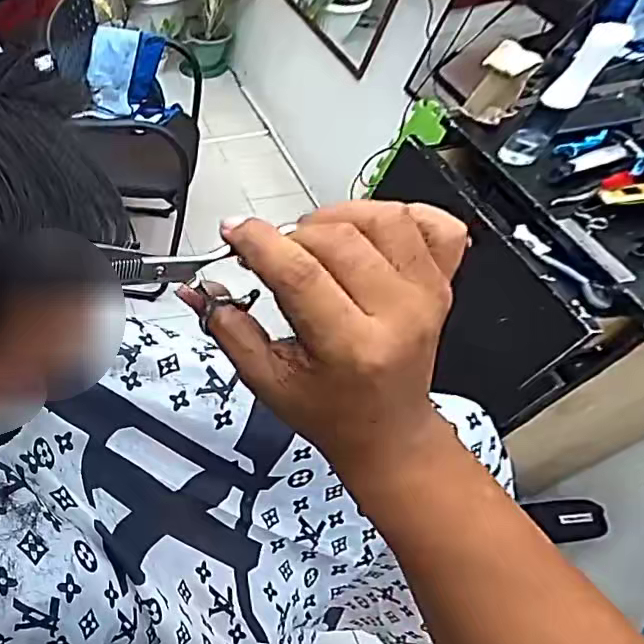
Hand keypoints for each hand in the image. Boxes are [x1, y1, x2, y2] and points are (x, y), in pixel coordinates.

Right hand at [180, 201, 468, 474]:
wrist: (383, 428)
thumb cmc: (331, 411)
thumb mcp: (266, 381)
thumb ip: (230, 331)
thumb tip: (201, 291)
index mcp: (351, 347)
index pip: (300, 274)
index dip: (259, 244)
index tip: (235, 233)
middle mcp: (397, 315)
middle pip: (338, 239)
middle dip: (289, 234)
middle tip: (266, 251)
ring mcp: (426, 295)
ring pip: (383, 218)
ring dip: (335, 217)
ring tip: (309, 239)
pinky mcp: (442, 282)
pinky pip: (434, 223)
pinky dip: (395, 215)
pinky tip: (365, 233)